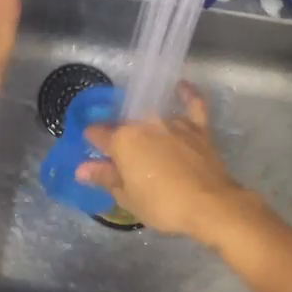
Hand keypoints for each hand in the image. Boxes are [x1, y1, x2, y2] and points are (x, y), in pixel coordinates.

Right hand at [76, 83, 264, 244]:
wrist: (209, 205)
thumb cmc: (162, 205)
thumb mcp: (127, 197)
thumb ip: (105, 177)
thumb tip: (82, 169)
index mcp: (123, 139)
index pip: (97, 133)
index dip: (92, 143)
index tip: (93, 154)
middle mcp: (145, 123)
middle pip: (125, 125)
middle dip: (120, 138)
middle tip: (124, 160)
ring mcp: (174, 123)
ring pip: (152, 118)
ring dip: (145, 127)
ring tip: (146, 143)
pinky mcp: (198, 128)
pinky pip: (192, 104)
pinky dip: (186, 94)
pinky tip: (181, 87)